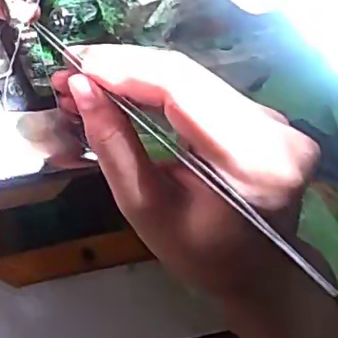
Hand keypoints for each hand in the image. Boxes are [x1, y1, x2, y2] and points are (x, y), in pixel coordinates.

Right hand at [54, 45, 325, 314]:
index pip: (179, 88)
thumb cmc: (197, 251)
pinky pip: (194, 83)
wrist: (256, 272)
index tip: (73, 66)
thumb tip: (79, 86)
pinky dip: (148, 81)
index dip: (122, 69)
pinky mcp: (257, 111)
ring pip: (185, 72)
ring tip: (82, 77)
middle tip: (67, 69)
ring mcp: (268, 115)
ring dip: (128, 71)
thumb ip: (112, 141)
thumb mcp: (142, 203)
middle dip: (117, 66)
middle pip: (181, 72)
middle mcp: (270, 127)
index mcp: (249, 158)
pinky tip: (115, 84)